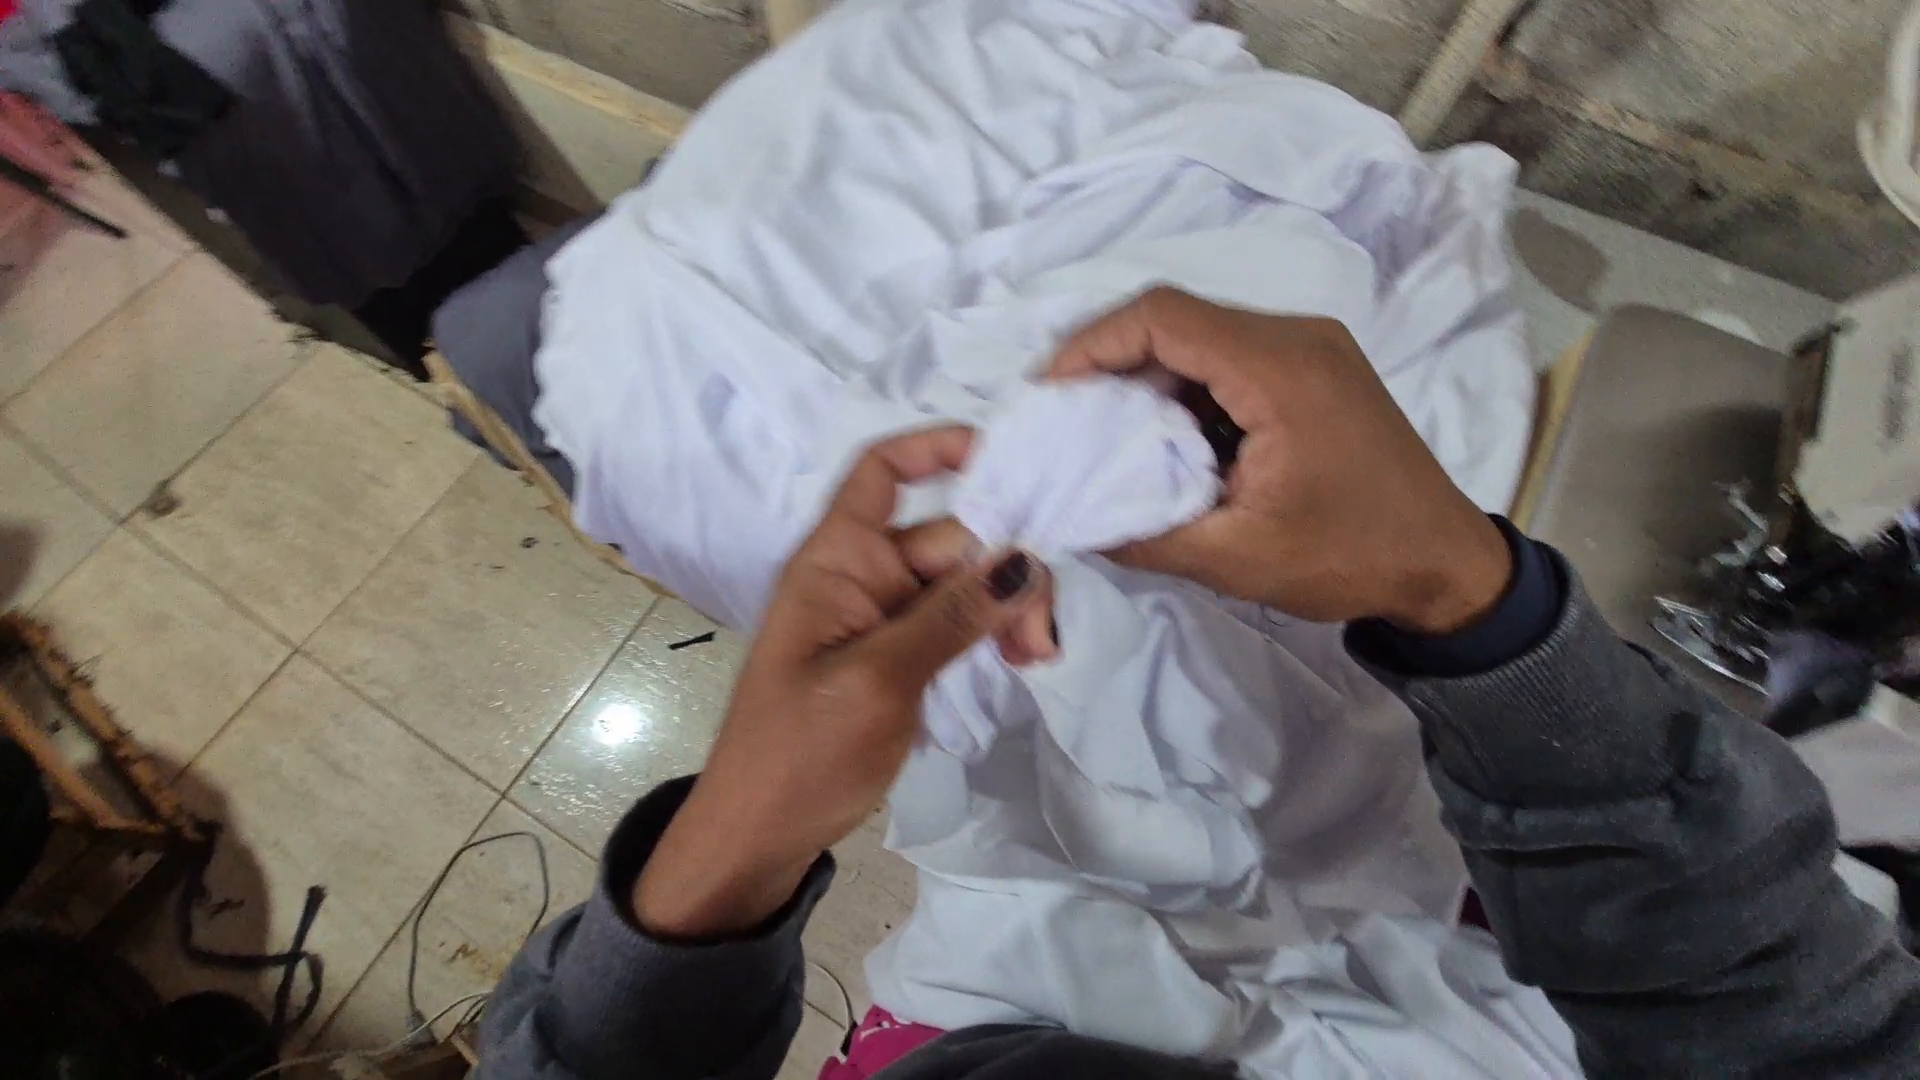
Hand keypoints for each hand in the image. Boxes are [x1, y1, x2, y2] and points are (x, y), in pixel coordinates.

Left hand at [632, 428, 1048, 937]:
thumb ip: (951, 616)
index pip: (882, 473)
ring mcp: (887, 615)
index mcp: (837, 558)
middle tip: (1041, 638)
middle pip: (951, 536)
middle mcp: (865, 573)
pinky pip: (960, 621)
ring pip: (965, 582)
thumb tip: (1023, 557)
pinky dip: (993, 632)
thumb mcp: (878, 679)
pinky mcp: (905, 653)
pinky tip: (1023, 661)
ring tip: (1037, 657)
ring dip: (1008, 607)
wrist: (762, 835)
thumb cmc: (799, 752)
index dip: (937, 448)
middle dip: (1005, 571)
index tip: (1008, 464)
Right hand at [1048, 287, 1511, 633]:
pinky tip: (1160, 436)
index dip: (1093, 343)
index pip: (1163, 317)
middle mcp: (1295, 338)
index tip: (1051, 391)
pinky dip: (1179, 389)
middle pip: (1175, 319)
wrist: (1445, 564)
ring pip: (1197, 337)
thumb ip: (1143, 537)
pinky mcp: (1310, 369)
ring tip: (1103, 430)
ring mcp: (1307, 349)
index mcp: (1280, 370)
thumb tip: (1075, 522)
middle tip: (1067, 416)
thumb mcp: (1234, 559)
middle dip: (1109, 361)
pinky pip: (1225, 359)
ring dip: (1143, 377)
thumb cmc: (1349, 558)